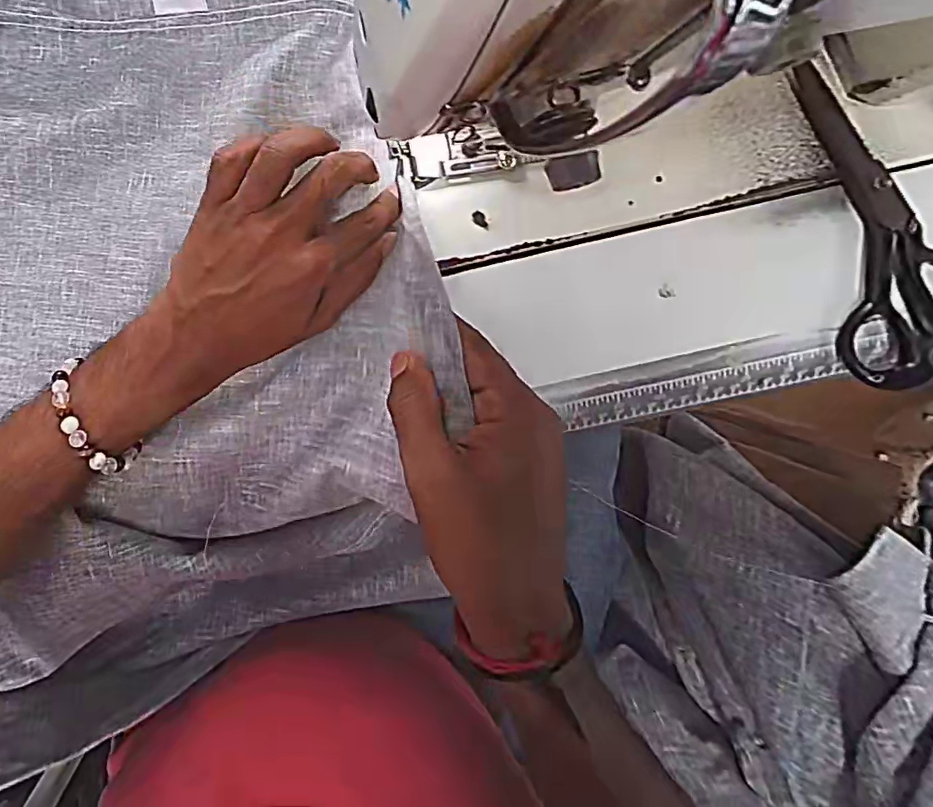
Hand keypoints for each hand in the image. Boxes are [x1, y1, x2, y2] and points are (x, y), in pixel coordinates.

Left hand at [138, 126, 401, 405]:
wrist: (194, 335)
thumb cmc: (251, 331)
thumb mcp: (317, 319)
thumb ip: (356, 279)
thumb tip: (384, 244)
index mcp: (310, 264)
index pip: (364, 221)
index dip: (385, 206)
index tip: (388, 199)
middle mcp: (280, 232)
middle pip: (330, 175)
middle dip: (358, 163)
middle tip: (362, 168)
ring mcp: (244, 215)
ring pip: (279, 154)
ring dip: (309, 139)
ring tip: (323, 143)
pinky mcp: (214, 207)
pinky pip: (230, 160)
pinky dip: (251, 144)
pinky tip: (269, 150)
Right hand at [389, 319, 570, 659]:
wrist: (518, 609)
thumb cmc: (476, 543)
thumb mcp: (431, 471)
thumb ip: (415, 407)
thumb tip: (408, 359)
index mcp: (519, 410)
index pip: (474, 348)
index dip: (435, 333)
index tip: (398, 324)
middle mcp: (537, 417)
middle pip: (480, 370)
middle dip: (437, 367)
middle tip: (393, 370)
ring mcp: (539, 441)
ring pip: (483, 397)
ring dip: (447, 396)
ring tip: (408, 401)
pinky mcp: (531, 462)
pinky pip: (491, 421)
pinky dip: (461, 418)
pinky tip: (435, 435)